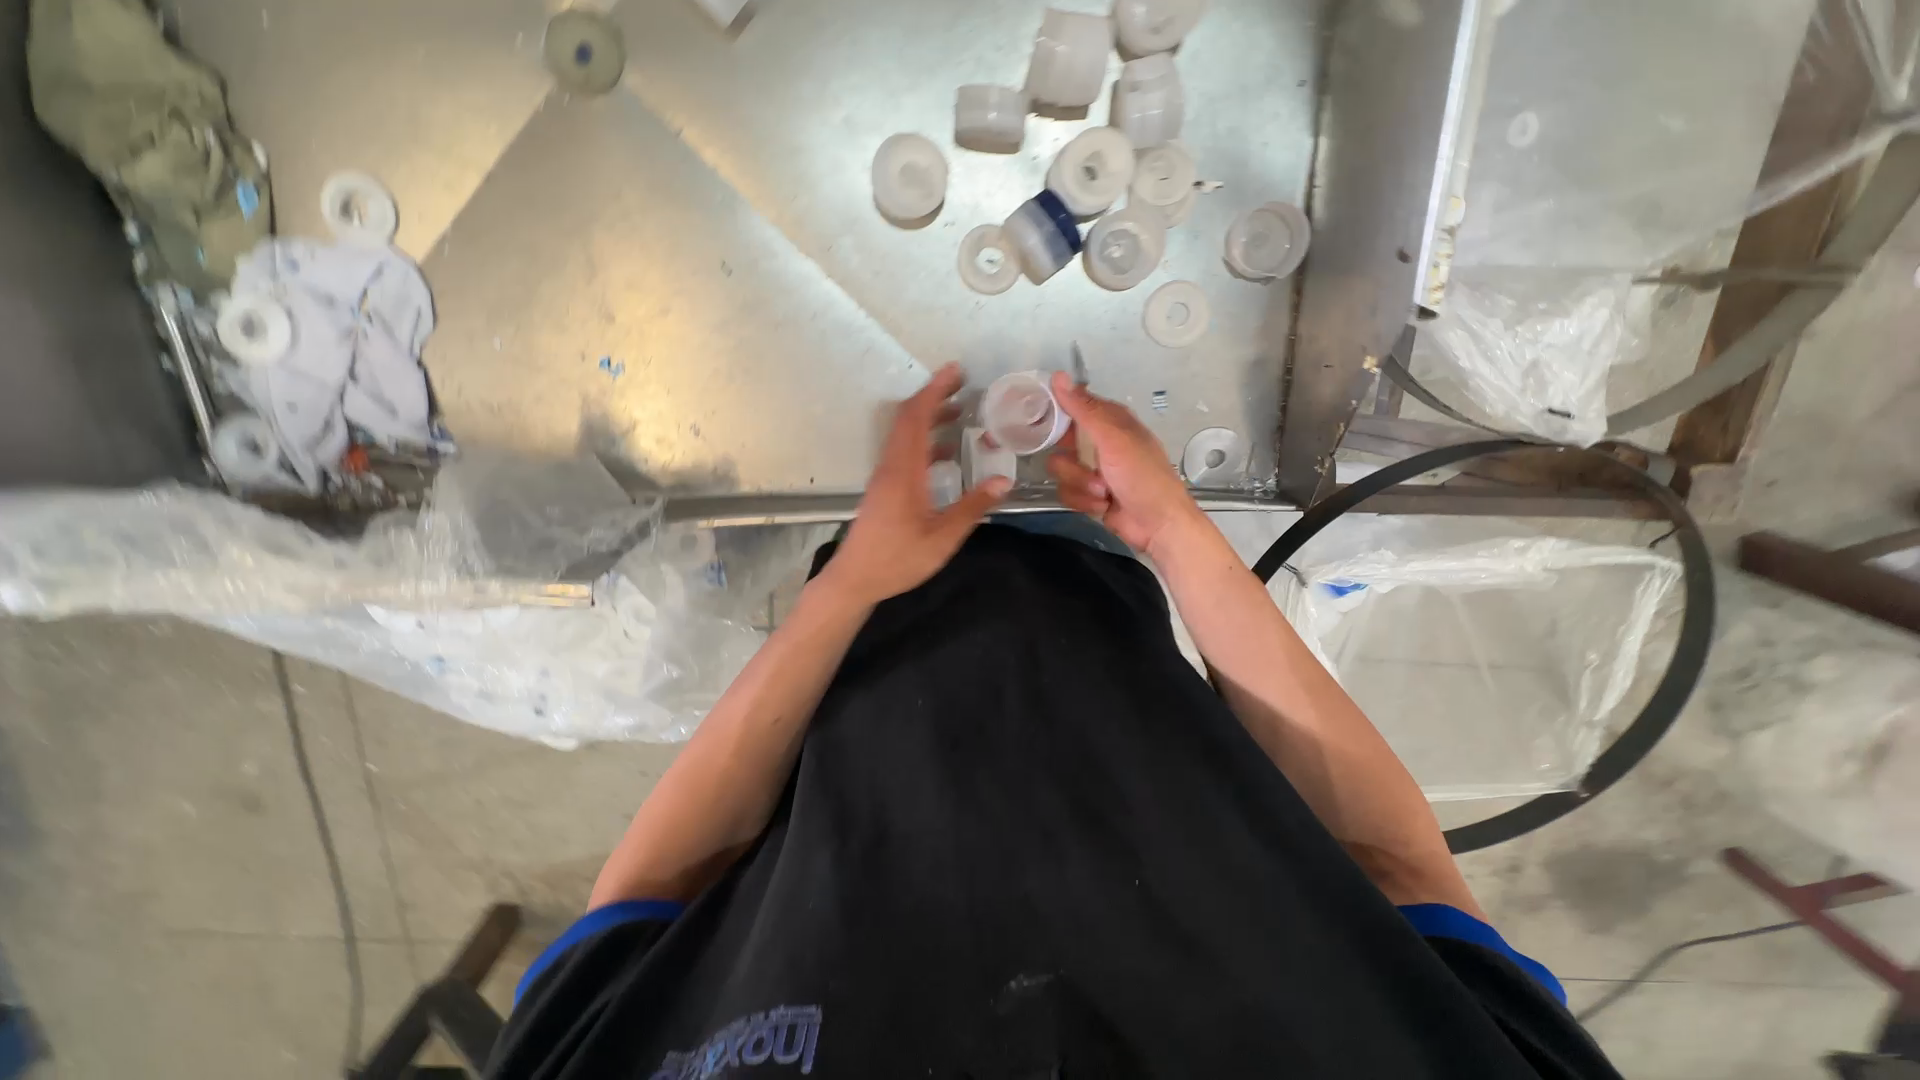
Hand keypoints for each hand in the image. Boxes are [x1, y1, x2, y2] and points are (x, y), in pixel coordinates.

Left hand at [819, 364, 1010, 605]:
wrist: (855, 579)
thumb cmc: (898, 560)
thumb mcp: (943, 538)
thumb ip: (972, 507)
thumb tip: (1002, 480)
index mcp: (904, 471)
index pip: (916, 417)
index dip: (935, 390)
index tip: (956, 371)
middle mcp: (890, 466)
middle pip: (908, 419)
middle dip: (934, 397)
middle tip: (963, 385)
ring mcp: (884, 476)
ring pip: (905, 435)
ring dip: (929, 419)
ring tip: (959, 413)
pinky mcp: (883, 489)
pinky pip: (904, 452)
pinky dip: (924, 442)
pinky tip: (946, 454)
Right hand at [1045, 371, 1204, 557]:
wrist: (1157, 524)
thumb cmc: (1142, 476)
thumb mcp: (1114, 439)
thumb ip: (1084, 409)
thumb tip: (1058, 376)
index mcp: (1110, 421)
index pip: (1073, 406)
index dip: (1059, 416)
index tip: (1047, 427)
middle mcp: (1101, 443)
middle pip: (1061, 444)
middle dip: (1072, 464)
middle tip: (1088, 468)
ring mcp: (1094, 470)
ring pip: (1062, 472)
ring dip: (1081, 486)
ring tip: (1103, 493)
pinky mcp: (1090, 495)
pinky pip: (1067, 493)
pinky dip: (1084, 502)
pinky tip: (1102, 506)